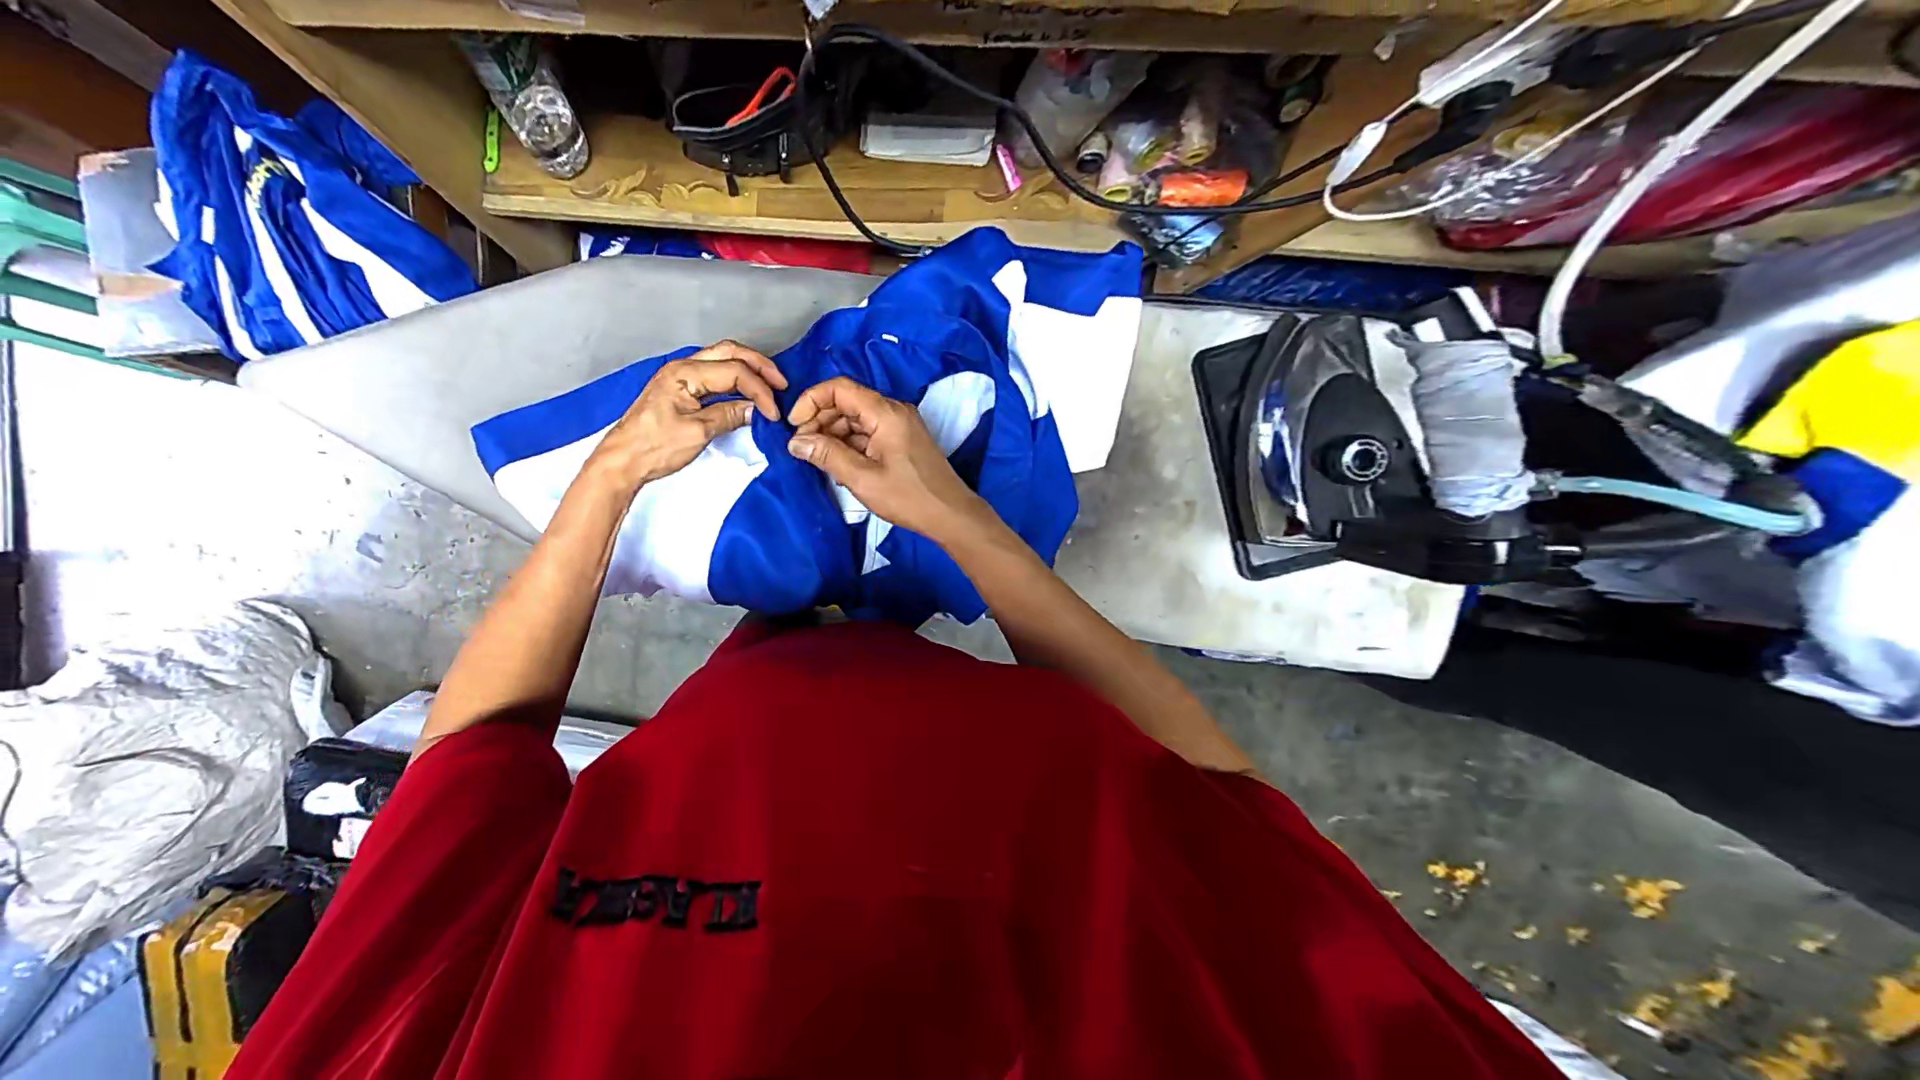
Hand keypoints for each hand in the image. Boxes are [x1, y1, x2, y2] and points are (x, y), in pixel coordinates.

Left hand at [585, 341, 786, 492]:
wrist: (623, 461)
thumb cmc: (653, 447)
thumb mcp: (698, 432)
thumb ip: (729, 416)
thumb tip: (755, 411)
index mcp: (685, 374)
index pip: (735, 372)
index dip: (760, 391)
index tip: (774, 413)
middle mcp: (682, 368)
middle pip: (730, 353)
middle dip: (759, 366)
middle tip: (781, 384)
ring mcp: (680, 377)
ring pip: (722, 360)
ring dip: (748, 370)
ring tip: (769, 387)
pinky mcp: (680, 390)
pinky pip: (714, 374)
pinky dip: (735, 380)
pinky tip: (746, 393)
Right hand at [786, 376, 993, 545]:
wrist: (951, 514)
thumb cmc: (909, 497)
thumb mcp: (862, 478)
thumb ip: (827, 455)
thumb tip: (796, 442)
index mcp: (885, 412)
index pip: (839, 388)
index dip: (811, 401)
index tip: (795, 427)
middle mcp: (893, 410)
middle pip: (846, 401)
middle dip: (819, 420)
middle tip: (804, 449)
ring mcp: (899, 424)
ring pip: (855, 418)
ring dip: (833, 434)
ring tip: (820, 461)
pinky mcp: (901, 439)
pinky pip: (868, 431)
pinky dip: (849, 443)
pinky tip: (839, 465)